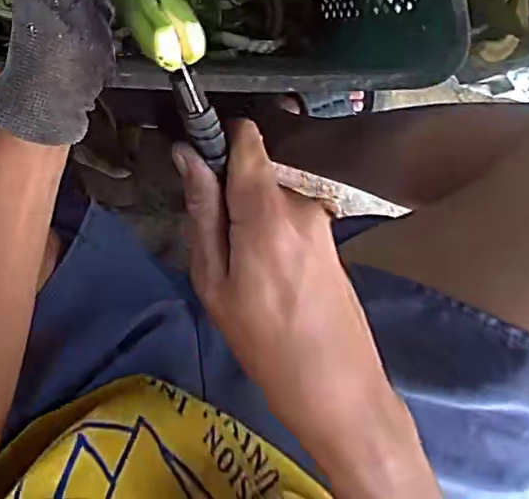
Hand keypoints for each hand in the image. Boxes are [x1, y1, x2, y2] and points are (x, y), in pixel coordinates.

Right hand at [175, 121, 438, 497]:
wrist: (342, 394)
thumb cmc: (266, 344)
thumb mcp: (214, 281)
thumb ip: (201, 210)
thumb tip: (187, 156)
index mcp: (265, 208)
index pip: (246, 135)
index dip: (219, 134)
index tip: (199, 154)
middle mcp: (298, 201)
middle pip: (253, 170)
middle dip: (229, 193)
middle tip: (219, 244)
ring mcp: (319, 218)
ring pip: (269, 196)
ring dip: (251, 217)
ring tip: (247, 271)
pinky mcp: (330, 235)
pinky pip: (288, 215)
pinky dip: (272, 232)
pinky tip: (272, 278)